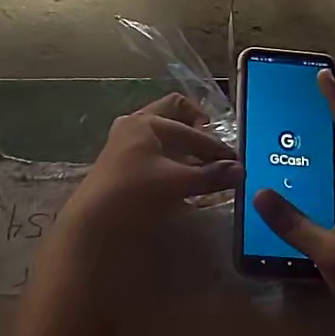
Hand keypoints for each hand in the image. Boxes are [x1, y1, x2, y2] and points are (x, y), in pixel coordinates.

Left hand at [61, 93, 240, 241]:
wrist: (94, 221)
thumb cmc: (135, 192)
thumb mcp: (177, 182)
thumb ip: (210, 175)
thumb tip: (240, 171)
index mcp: (147, 122)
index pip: (191, 129)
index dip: (216, 146)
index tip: (235, 163)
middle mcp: (133, 125)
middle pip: (172, 114)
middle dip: (196, 128)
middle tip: (214, 147)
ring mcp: (124, 142)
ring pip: (160, 132)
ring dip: (183, 144)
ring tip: (202, 163)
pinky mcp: (120, 161)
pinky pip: (152, 149)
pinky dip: (170, 156)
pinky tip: (180, 175)